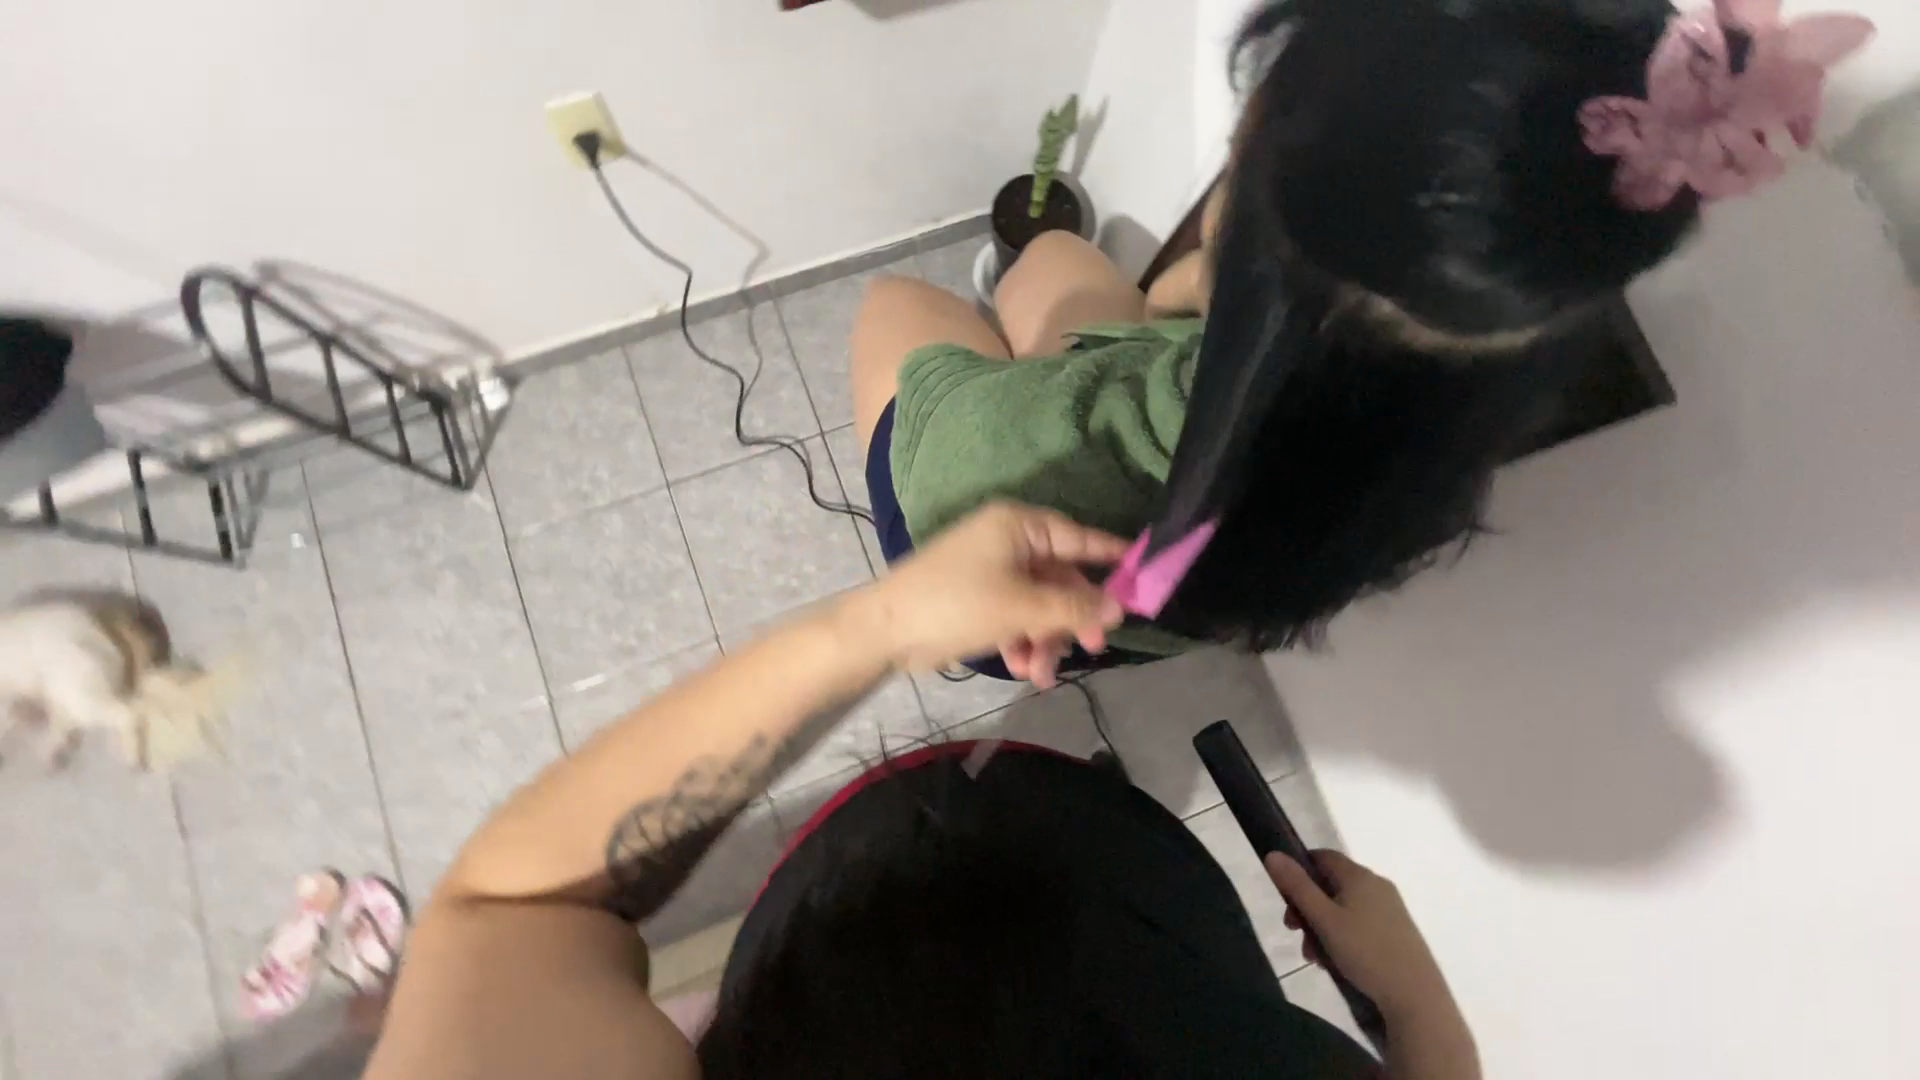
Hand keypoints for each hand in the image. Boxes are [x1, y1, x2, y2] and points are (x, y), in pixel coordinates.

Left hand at [856, 501, 1126, 682]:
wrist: (886, 630)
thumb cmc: (957, 604)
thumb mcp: (1022, 608)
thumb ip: (1074, 608)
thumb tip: (1118, 608)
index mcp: (1019, 526)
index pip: (1080, 537)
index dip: (1112, 560)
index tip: (1143, 580)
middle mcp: (1009, 542)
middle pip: (1061, 580)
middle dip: (1070, 619)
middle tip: (1090, 649)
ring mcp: (993, 571)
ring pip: (1040, 605)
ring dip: (1045, 639)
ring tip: (1040, 673)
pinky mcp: (980, 599)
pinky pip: (1016, 616)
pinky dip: (1022, 641)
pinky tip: (1022, 668)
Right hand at [1265, 850, 1455, 1020]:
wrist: (1419, 1000)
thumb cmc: (1365, 953)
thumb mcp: (1323, 919)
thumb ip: (1296, 886)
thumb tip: (1273, 853)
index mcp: (1359, 875)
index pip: (1320, 856)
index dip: (1299, 871)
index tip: (1287, 899)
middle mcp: (1377, 885)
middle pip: (1330, 885)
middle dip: (1307, 908)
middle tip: (1296, 933)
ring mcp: (1391, 910)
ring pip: (1344, 908)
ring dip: (1323, 927)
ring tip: (1317, 958)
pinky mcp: (1399, 933)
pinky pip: (1361, 924)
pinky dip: (1344, 937)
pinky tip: (1338, 963)